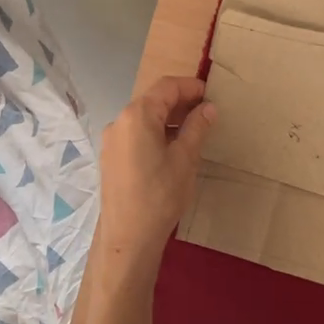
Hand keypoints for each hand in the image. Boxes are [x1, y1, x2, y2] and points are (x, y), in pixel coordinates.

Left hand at [96, 76, 215, 272]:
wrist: (128, 236)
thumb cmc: (160, 195)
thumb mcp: (185, 159)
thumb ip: (197, 128)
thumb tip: (208, 108)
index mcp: (137, 115)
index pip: (166, 87)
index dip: (191, 87)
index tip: (212, 95)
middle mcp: (119, 122)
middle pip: (152, 100)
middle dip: (180, 103)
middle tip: (207, 114)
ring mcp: (111, 141)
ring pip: (143, 119)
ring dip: (168, 120)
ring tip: (193, 132)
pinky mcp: (111, 159)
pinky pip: (135, 136)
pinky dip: (155, 134)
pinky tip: (172, 150)